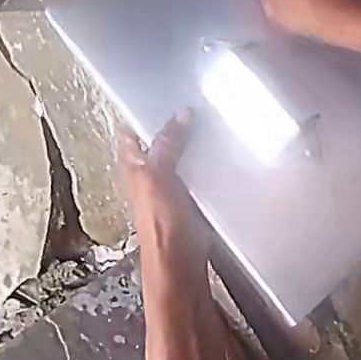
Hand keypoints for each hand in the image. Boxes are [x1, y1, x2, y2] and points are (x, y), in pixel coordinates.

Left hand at [118, 111, 205, 274]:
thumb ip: (168, 146)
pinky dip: (210, 164)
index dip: (144, 115)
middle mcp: (152, 176)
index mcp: (135, 168)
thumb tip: (183, 114)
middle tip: (199, 104)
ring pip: (183, 159)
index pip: (134, 134)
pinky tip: (226, 155)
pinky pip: (201, 175)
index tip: (165, 96)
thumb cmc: (162, 224)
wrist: (181, 263)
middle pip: (162, 144)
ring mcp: (174, 189)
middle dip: (177, 127)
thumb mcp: (158, 178)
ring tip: (217, 122)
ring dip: (196, 145)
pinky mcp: (195, 202)